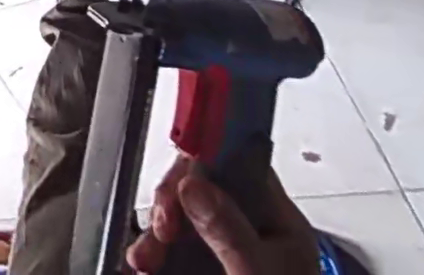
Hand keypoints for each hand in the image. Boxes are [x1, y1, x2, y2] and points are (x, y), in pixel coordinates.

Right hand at [126, 157, 319, 274]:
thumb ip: (229, 234)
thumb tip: (193, 183)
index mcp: (278, 223)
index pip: (239, 161)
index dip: (205, 159)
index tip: (180, 181)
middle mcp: (252, 228)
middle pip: (201, 185)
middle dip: (172, 202)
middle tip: (161, 230)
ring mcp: (228, 250)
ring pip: (182, 216)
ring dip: (157, 232)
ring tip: (145, 262)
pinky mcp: (206, 269)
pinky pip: (174, 248)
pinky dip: (155, 252)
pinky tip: (145, 266)